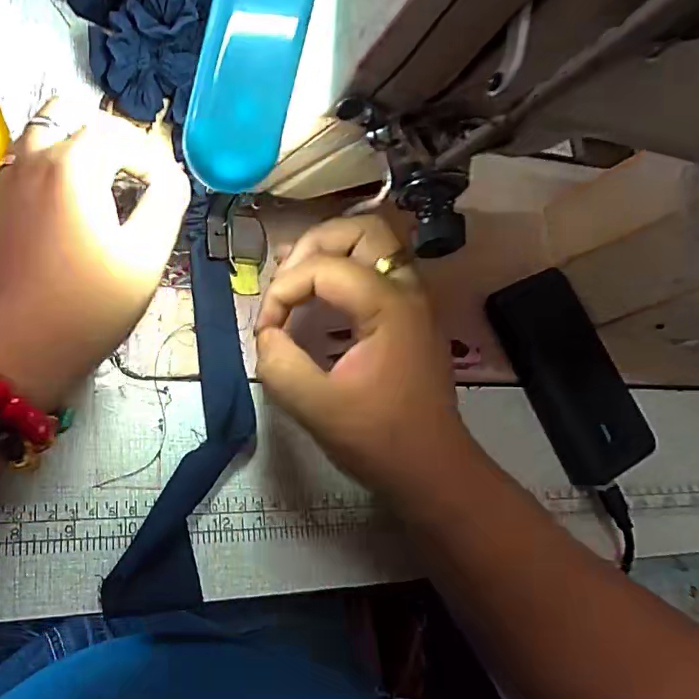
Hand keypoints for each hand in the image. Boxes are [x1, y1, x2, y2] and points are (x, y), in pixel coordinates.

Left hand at [0, 99, 189, 406]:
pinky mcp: (2, 206)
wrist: (17, 349)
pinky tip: (76, 203)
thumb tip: (171, 177)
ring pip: (45, 131)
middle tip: (141, 178)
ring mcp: (11, 181)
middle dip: (116, 139)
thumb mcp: (146, 257)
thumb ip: (167, 202)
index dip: (156, 163)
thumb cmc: (87, 305)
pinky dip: (55, 162)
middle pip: (78, 116)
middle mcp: (35, 158)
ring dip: (79, 143)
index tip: (170, 197)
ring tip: (107, 182)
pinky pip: (28, 159)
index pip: (125, 136)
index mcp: (73, 163)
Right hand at [255, 215, 478, 495]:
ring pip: (372, 245)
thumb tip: (267, 333)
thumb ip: (278, 362)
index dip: (283, 291)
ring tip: (292, 276)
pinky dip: (342, 271)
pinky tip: (315, 294)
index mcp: (388, 306)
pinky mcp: (407, 317)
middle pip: (361, 229)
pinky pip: (375, 271)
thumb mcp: (315, 406)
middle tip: (284, 279)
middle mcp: (406, 290)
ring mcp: (411, 301)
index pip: (322, 267)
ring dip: (329, 252)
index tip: (267, 330)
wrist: (431, 469)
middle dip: (313, 245)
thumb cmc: (378, 439)